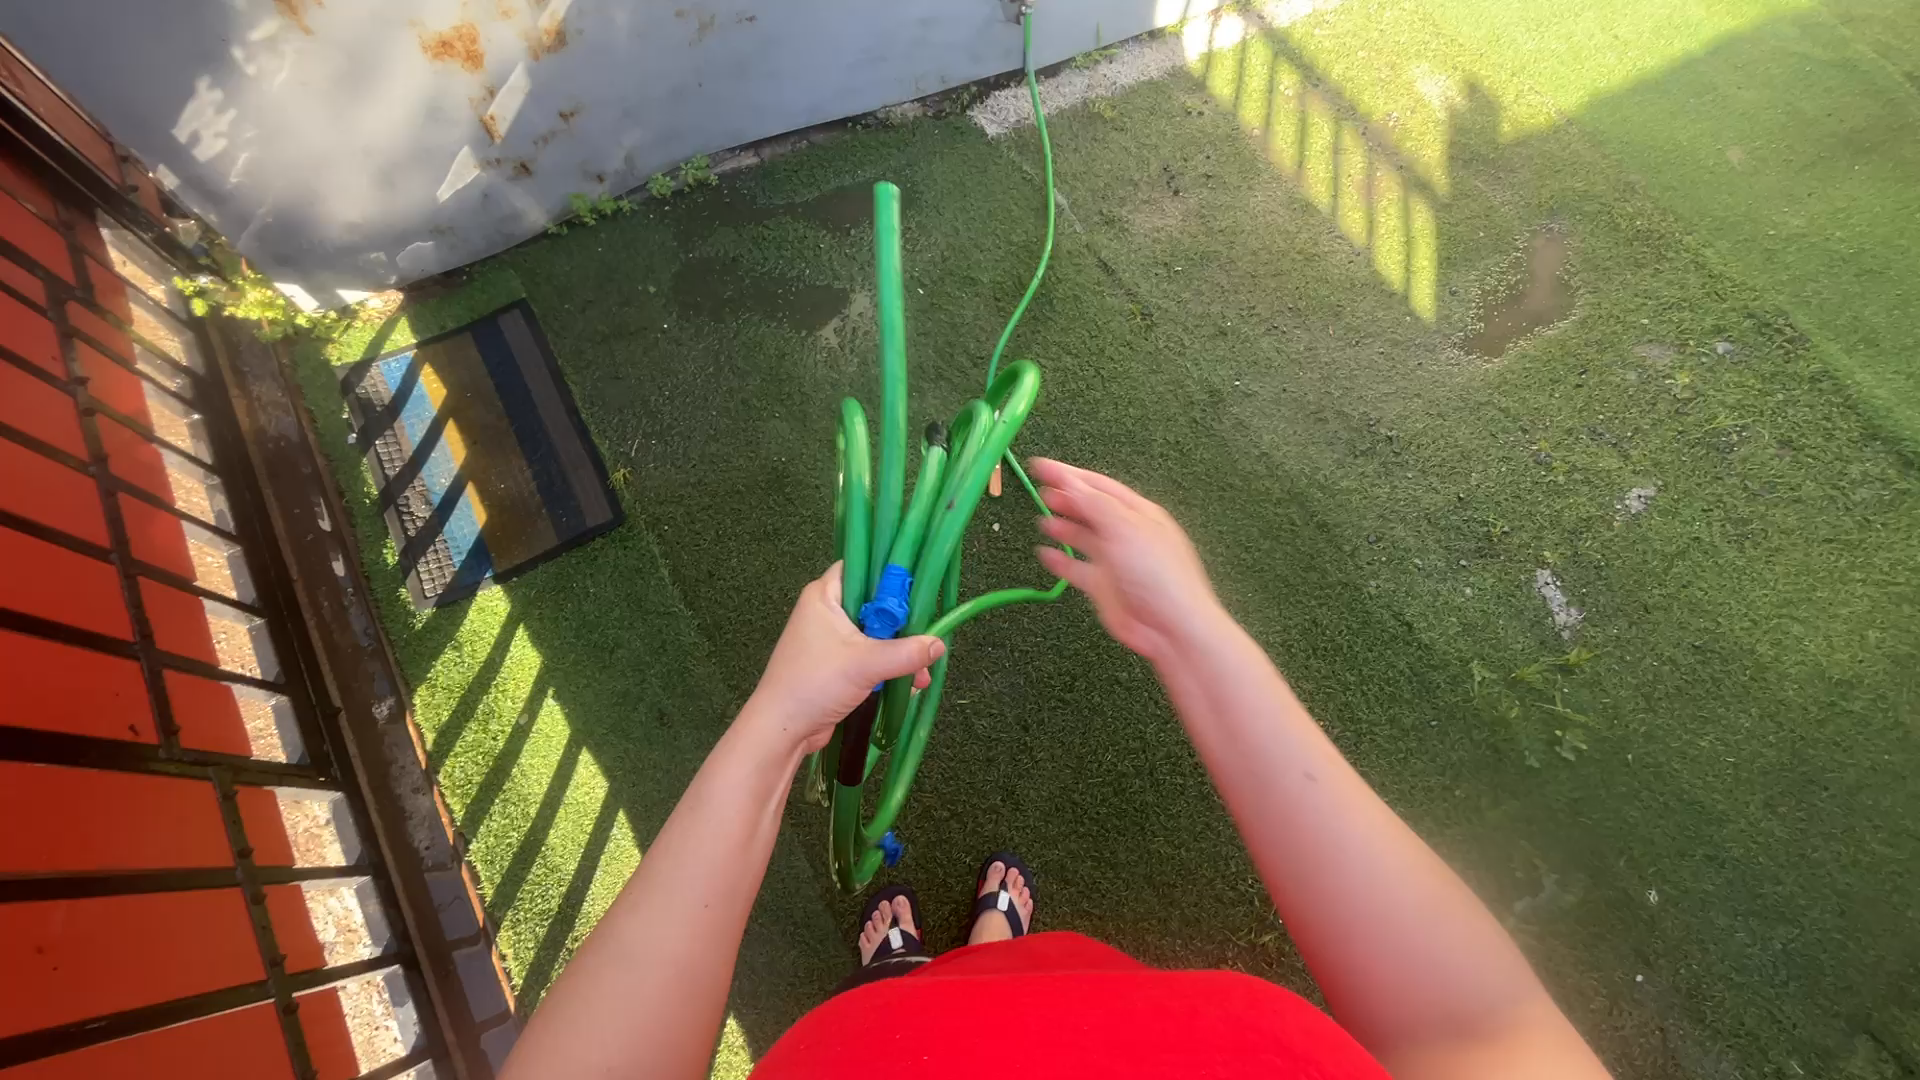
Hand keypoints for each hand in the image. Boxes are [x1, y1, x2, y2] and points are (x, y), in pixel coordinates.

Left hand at [744, 562, 944, 752]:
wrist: (783, 729)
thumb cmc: (816, 683)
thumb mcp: (866, 664)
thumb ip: (907, 653)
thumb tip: (940, 644)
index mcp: (824, 596)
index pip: (860, 566)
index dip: (888, 572)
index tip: (918, 585)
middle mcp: (826, 611)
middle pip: (874, 603)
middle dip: (903, 623)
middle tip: (927, 635)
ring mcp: (831, 639)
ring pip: (876, 633)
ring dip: (900, 651)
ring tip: (922, 673)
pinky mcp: (836, 664)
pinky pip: (870, 656)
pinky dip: (888, 666)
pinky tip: (910, 683)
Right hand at [1031, 458, 1226, 663]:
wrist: (1170, 626)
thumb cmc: (1156, 573)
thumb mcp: (1125, 528)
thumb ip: (1094, 504)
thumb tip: (1069, 482)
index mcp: (1137, 513)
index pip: (1098, 486)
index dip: (1069, 475)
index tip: (1040, 467)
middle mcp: (1125, 533)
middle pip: (1090, 509)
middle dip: (1065, 499)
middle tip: (1040, 491)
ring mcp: (1114, 560)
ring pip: (1083, 538)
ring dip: (1063, 526)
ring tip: (1042, 520)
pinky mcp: (1103, 587)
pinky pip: (1077, 569)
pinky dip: (1060, 561)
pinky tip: (1045, 553)